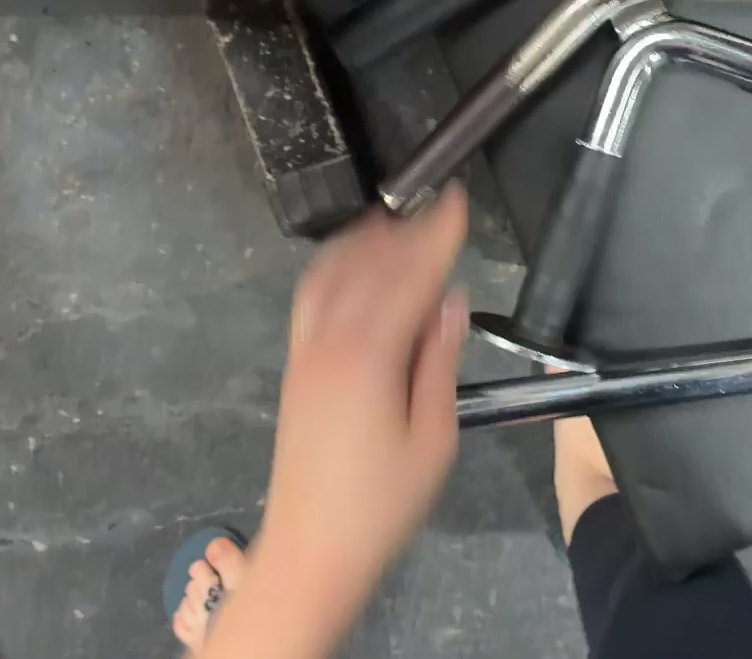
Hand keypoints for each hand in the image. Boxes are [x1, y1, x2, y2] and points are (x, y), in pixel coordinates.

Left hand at [254, 187, 469, 614]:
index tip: (456, 199)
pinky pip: (310, 296)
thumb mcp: (433, 439)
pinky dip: (332, 265)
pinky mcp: (295, 362)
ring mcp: (306, 349)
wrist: (311, 552)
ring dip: (366, 240)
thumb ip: (440, 362)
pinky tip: (349, 259)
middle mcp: (332, 340)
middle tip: (440, 205)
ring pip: (334, 273)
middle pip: (373, 266)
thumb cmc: (382, 503)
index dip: (437, 234)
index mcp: (372, 357)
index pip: (411, 276)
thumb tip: (453, 302)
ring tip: (396, 218)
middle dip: (408, 230)